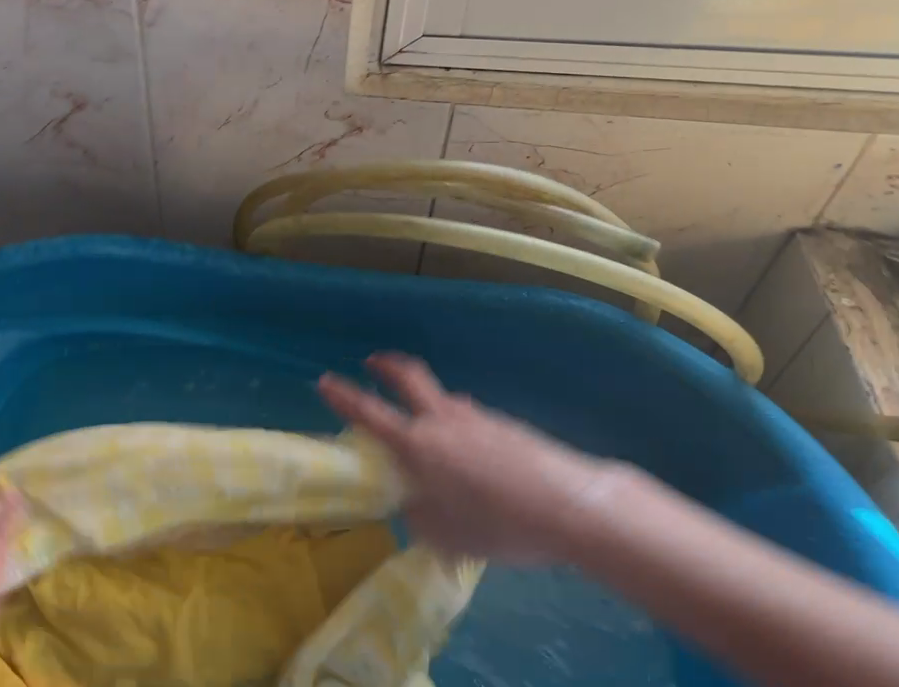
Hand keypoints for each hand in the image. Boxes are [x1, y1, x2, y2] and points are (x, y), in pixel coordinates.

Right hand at [319, 353, 625, 562]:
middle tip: (372, 362)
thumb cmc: (500, 524)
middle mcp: (441, 421)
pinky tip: (474, 454)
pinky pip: (471, 418)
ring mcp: (477, 418)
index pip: (369, 413)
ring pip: (443, 399)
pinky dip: (459, 424)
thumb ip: (419, 516)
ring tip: (428, 424)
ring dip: (428, 400)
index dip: (343, 396)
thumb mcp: (447, 535)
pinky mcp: (507, 426)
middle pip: (408, 377)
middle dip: (385, 366)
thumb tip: (415, 503)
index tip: (324, 380)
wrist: (574, 507)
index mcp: (417, 445)